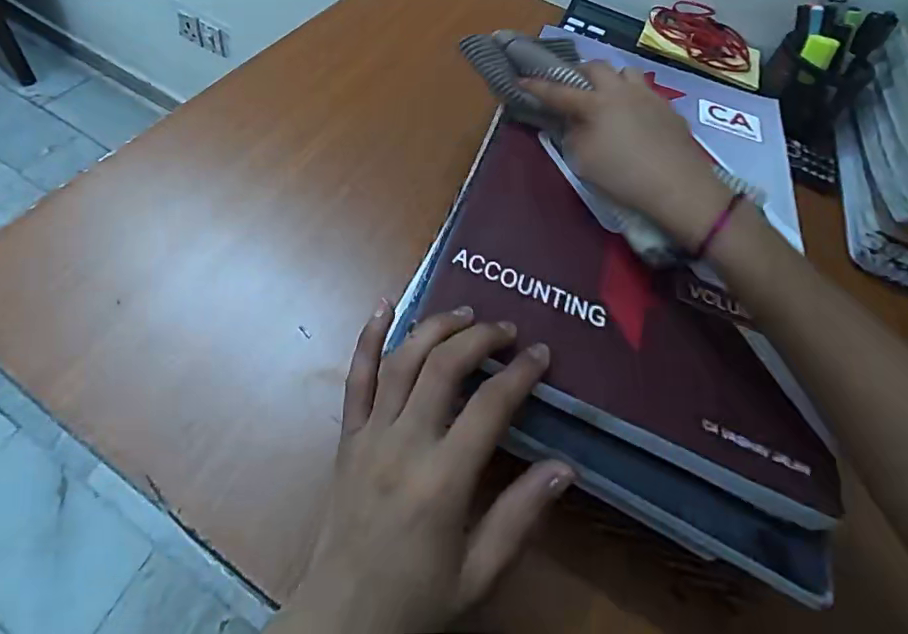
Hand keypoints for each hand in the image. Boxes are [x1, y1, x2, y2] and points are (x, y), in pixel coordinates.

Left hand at [268, 301, 572, 633]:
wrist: (343, 614)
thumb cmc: (417, 597)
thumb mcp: (480, 573)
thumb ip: (520, 516)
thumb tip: (564, 467)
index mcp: (442, 480)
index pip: (489, 407)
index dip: (519, 374)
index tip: (541, 354)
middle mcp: (403, 443)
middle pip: (441, 368)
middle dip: (478, 338)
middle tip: (506, 329)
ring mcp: (369, 433)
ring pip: (400, 361)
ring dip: (433, 328)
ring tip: (463, 314)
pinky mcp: (347, 434)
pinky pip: (355, 377)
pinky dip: (368, 337)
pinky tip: (384, 305)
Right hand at [521, 62, 734, 243]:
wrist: (681, 189)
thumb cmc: (623, 176)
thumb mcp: (582, 160)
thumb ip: (571, 135)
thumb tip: (572, 123)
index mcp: (595, 103)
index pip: (558, 91)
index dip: (536, 86)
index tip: (520, 80)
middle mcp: (621, 91)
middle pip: (596, 67)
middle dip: (578, 73)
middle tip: (570, 87)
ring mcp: (649, 97)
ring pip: (625, 72)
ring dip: (611, 79)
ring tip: (605, 96)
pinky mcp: (669, 109)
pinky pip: (645, 92)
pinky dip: (632, 97)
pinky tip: (633, 116)